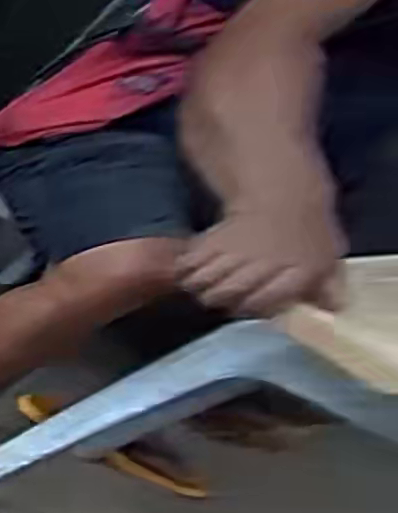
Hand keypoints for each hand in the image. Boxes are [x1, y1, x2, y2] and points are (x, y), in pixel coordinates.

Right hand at [178, 206, 344, 315]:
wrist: (283, 203)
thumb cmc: (305, 238)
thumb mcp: (328, 261)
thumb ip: (326, 287)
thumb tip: (329, 310)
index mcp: (300, 269)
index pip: (263, 300)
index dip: (250, 308)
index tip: (244, 307)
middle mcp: (266, 262)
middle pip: (225, 292)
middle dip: (215, 300)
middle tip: (216, 299)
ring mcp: (235, 251)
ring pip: (200, 280)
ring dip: (196, 287)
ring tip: (200, 286)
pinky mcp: (210, 242)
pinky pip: (186, 264)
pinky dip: (182, 271)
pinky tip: (188, 272)